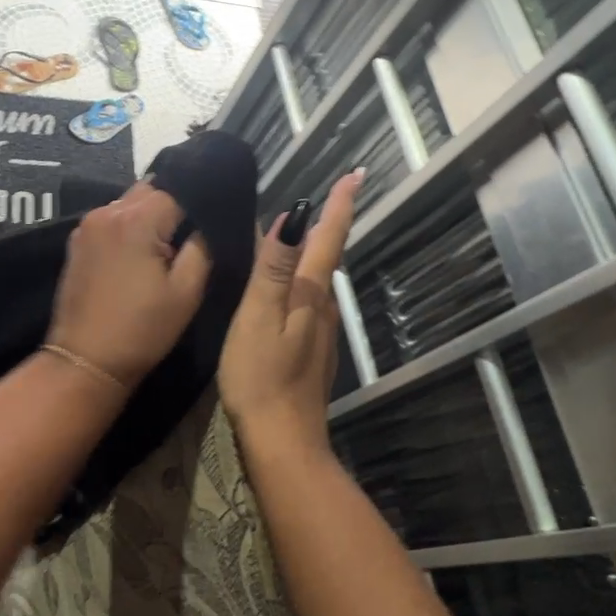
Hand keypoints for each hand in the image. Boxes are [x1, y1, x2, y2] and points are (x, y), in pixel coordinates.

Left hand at [46, 184, 212, 389]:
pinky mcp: (77, 241)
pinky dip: (129, 227)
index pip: (178, 191)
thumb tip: (206, 224)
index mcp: (136, 220)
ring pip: (129, 202)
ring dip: (149, 216)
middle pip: (151, 191)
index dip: (199, 204)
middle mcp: (107, 211)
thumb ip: (202, 248)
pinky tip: (141, 253)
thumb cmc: (141, 329)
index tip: (213, 220)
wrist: (86, 361)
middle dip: (173, 206)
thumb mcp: (186, 292)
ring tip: (169, 244)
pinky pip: (112, 219)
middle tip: (192, 234)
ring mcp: (87, 225)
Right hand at [218, 169, 362, 456]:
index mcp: (311, 295)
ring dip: (315, 253)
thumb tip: (292, 216)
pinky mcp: (311, 353)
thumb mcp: (258, 317)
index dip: (341, 205)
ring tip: (301, 233)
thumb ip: (274, 268)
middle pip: (328, 257)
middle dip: (329, 224)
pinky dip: (302, 283)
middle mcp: (324, 309)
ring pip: (319, 282)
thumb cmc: (261, 376)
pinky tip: (286, 290)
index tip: (357, 174)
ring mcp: (321, 334)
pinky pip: (308, 304)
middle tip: (330, 194)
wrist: (282, 442)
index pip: (329, 239)